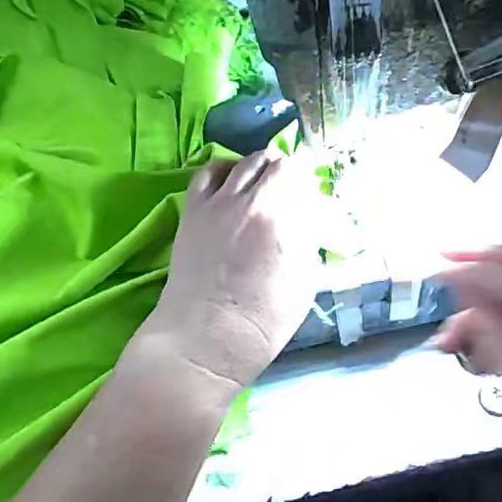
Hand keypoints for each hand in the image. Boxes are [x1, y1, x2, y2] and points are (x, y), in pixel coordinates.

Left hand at [136, 150, 316, 394]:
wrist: (203, 340)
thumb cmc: (262, 321)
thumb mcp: (304, 282)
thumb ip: (307, 240)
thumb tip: (307, 218)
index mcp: (277, 215)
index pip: (294, 171)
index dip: (306, 178)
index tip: (311, 194)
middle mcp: (243, 199)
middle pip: (267, 161)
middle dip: (283, 169)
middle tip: (290, 189)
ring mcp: (213, 203)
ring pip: (238, 163)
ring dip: (255, 167)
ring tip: (262, 183)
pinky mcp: (190, 213)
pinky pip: (206, 174)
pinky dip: (223, 171)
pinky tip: (230, 184)